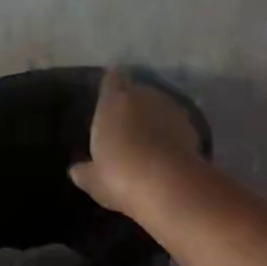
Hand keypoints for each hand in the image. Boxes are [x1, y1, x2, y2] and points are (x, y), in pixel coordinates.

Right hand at [69, 68, 203, 212]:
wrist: (165, 185)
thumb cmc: (119, 176)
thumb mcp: (93, 180)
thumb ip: (84, 171)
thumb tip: (75, 170)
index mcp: (113, 101)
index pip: (111, 81)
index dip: (110, 87)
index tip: (109, 96)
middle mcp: (143, 94)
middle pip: (136, 92)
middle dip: (132, 106)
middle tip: (126, 128)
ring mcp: (170, 107)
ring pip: (158, 108)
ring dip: (154, 120)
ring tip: (147, 143)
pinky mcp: (190, 125)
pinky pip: (175, 126)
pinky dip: (170, 136)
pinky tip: (165, 155)